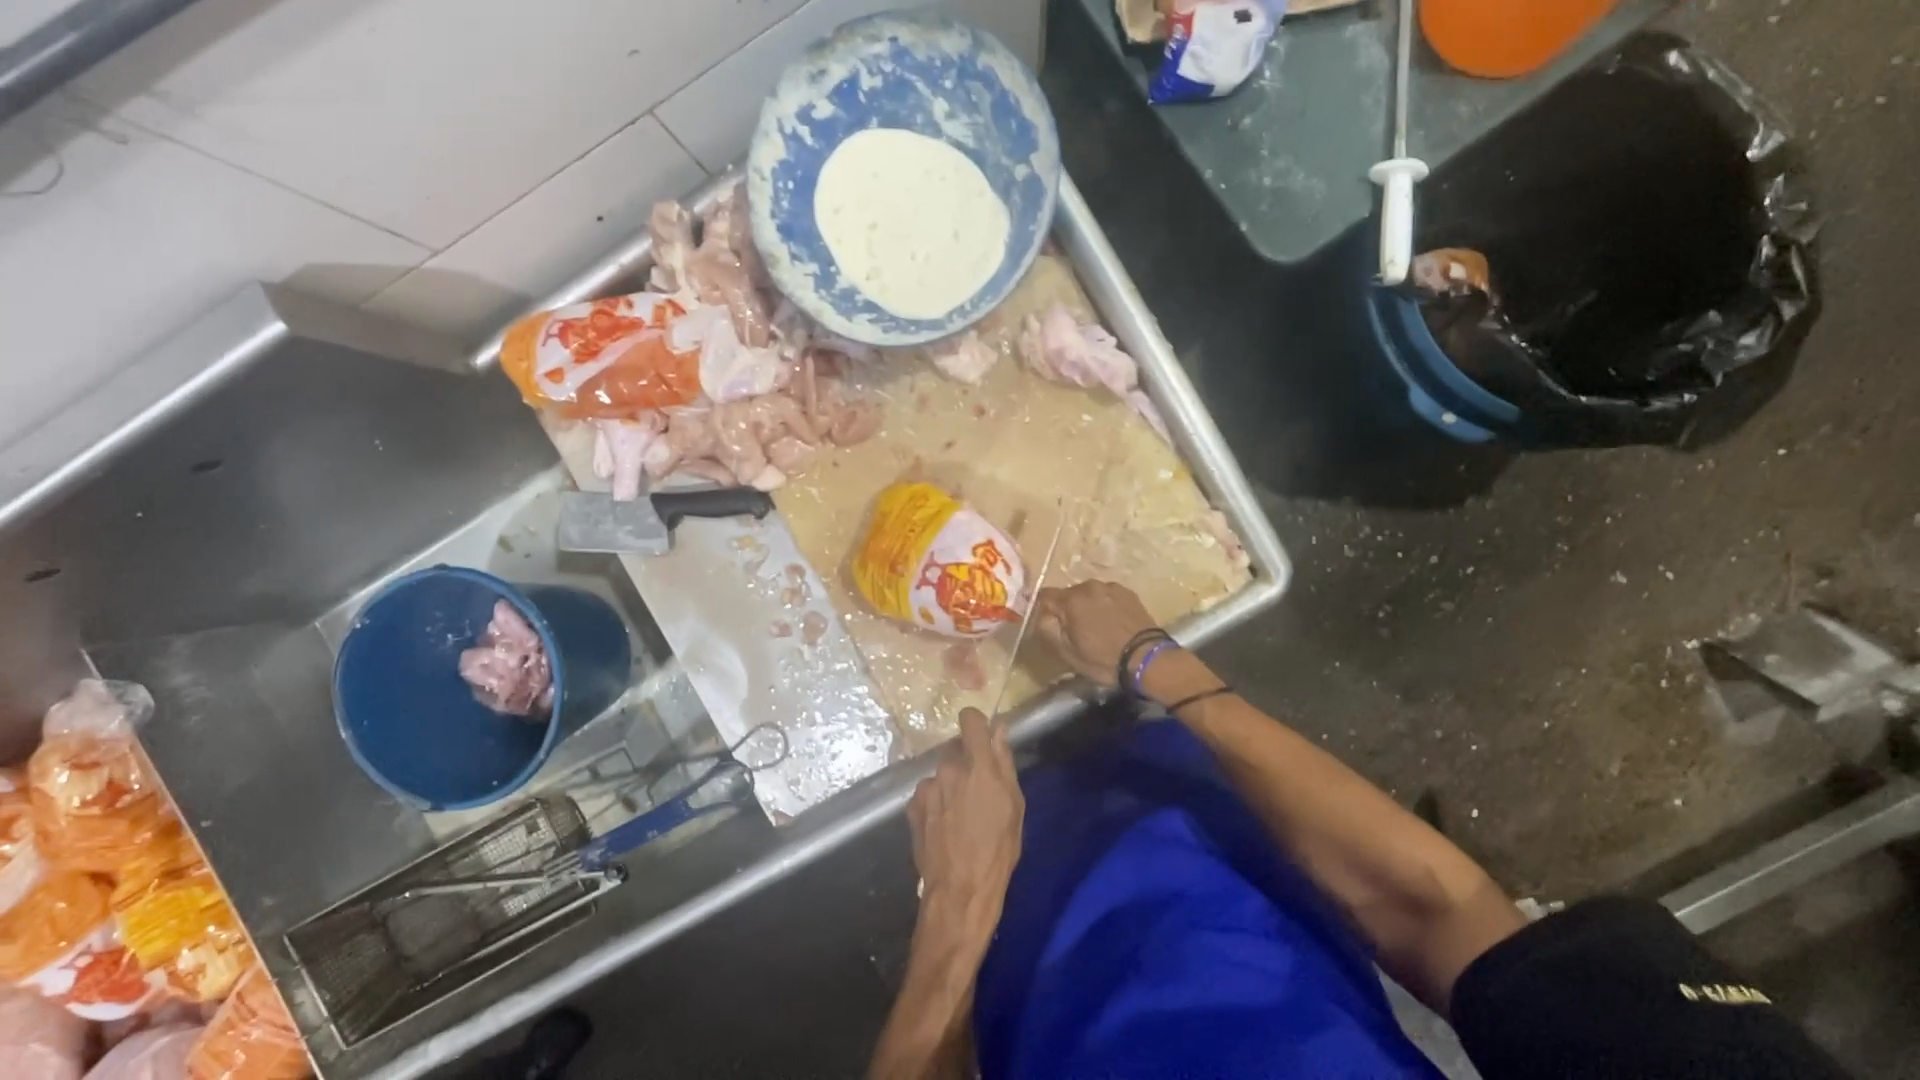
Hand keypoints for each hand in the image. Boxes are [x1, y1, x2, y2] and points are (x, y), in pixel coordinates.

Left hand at [909, 708, 1023, 942]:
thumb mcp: (1014, 807)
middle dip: (967, 762)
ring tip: (962, 815)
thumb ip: (1004, 763)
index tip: (983, 737)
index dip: (976, 724)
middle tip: (979, 791)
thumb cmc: (998, 851)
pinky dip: (937, 802)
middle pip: (956, 749)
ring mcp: (926, 787)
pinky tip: (946, 826)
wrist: (959, 890)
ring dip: (951, 784)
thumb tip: (999, 730)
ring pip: (941, 773)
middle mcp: (948, 769)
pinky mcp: (912, 806)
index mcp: (978, 765)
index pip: (969, 720)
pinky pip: (928, 793)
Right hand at [1032, 580, 1159, 684]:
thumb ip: (1048, 629)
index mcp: (1071, 600)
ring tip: (1097, 627)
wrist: (1146, 658)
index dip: (1042, 609)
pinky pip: (1107, 596)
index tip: (1047, 623)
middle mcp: (1089, 586)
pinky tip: (1113, 622)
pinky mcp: (1128, 593)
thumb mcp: (1067, 653)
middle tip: (1075, 630)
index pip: (1044, 596)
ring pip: (1089, 594)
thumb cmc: (1103, 659)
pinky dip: (1105, 605)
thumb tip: (1042, 615)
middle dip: (1068, 609)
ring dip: (1088, 606)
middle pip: (1068, 594)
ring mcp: (1111, 587)